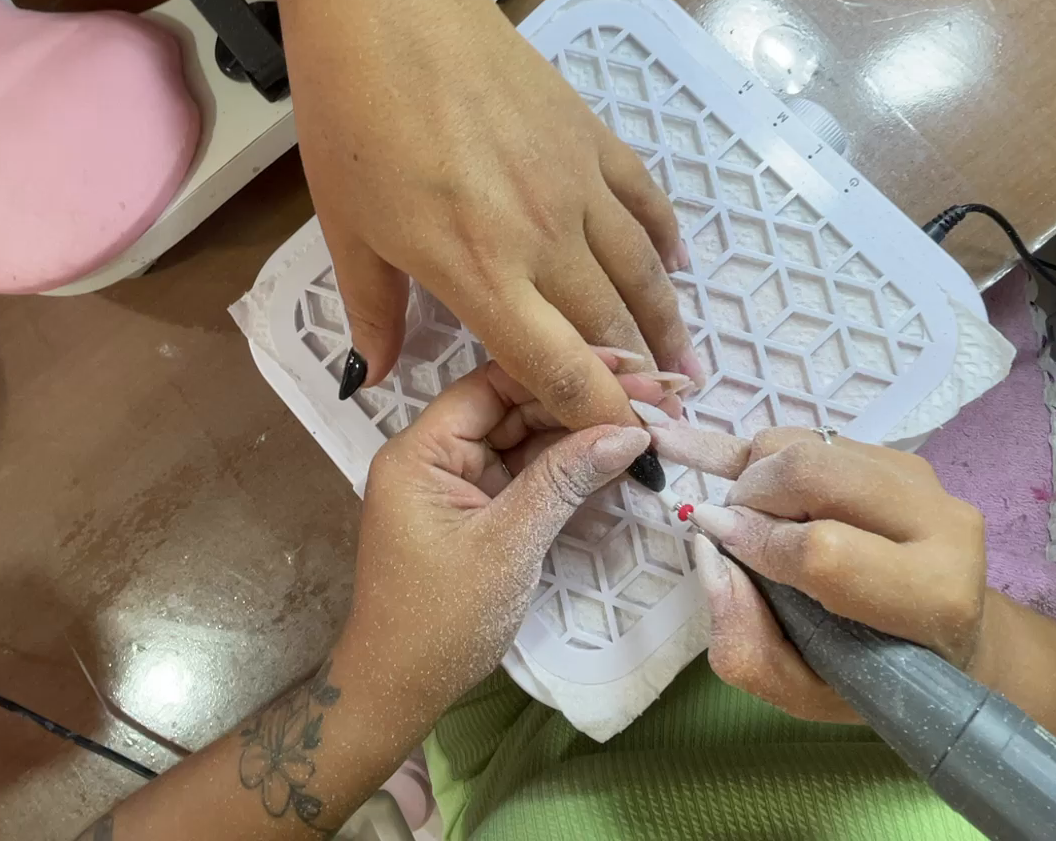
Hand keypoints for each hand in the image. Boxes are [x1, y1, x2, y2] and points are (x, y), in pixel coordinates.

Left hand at [291, 0, 698, 427]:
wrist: (388, 6)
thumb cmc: (353, 122)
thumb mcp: (346, 231)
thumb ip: (372, 314)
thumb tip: (371, 376)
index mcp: (481, 274)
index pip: (560, 369)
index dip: (597, 416)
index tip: (622, 444)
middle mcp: (546, 240)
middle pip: (613, 328)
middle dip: (641, 379)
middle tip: (663, 410)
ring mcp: (579, 185)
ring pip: (643, 273)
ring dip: (667, 323)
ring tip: (685, 360)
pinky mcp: (594, 138)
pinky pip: (647, 203)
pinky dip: (666, 242)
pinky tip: (673, 265)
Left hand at [342, 356, 668, 719]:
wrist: (400, 690)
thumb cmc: (441, 620)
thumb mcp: (508, 544)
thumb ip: (565, 479)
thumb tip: (630, 430)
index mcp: (422, 449)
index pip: (494, 383)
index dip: (558, 368)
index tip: (625, 365)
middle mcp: (438, 451)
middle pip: (515, 405)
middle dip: (581, 400)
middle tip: (654, 395)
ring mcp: (460, 478)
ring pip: (526, 435)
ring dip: (581, 430)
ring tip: (647, 417)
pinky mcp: (479, 503)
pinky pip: (527, 468)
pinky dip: (568, 463)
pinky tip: (614, 450)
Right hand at [651, 425, 989, 723]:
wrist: (943, 636)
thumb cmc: (875, 674)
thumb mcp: (807, 692)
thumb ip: (748, 646)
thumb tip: (708, 555)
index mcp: (931, 596)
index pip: (822, 549)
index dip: (755, 542)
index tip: (716, 543)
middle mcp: (939, 523)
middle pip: (811, 472)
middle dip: (749, 495)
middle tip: (729, 528)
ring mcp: (917, 478)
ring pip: (802, 444)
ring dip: (754, 474)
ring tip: (749, 513)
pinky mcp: (891, 455)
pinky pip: (804, 433)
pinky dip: (743, 446)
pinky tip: (678, 441)